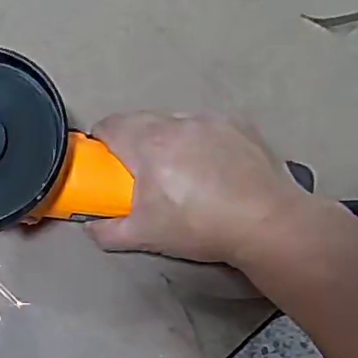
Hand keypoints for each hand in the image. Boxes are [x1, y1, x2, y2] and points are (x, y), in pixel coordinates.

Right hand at [85, 112, 329, 265]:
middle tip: (138, 179)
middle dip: (132, 146)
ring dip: (166, 144)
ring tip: (177, 179)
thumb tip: (92, 227)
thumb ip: (106, 231)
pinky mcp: (239, 125)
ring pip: (173, 124)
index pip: (109, 125)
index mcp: (149, 143)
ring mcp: (212, 121)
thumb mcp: (142, 236)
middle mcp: (179, 123)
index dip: (100, 144)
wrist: (265, 223)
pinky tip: (207, 174)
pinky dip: (197, 145)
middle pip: (141, 122)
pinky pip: (205, 128)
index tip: (104, 165)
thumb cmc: (202, 226)